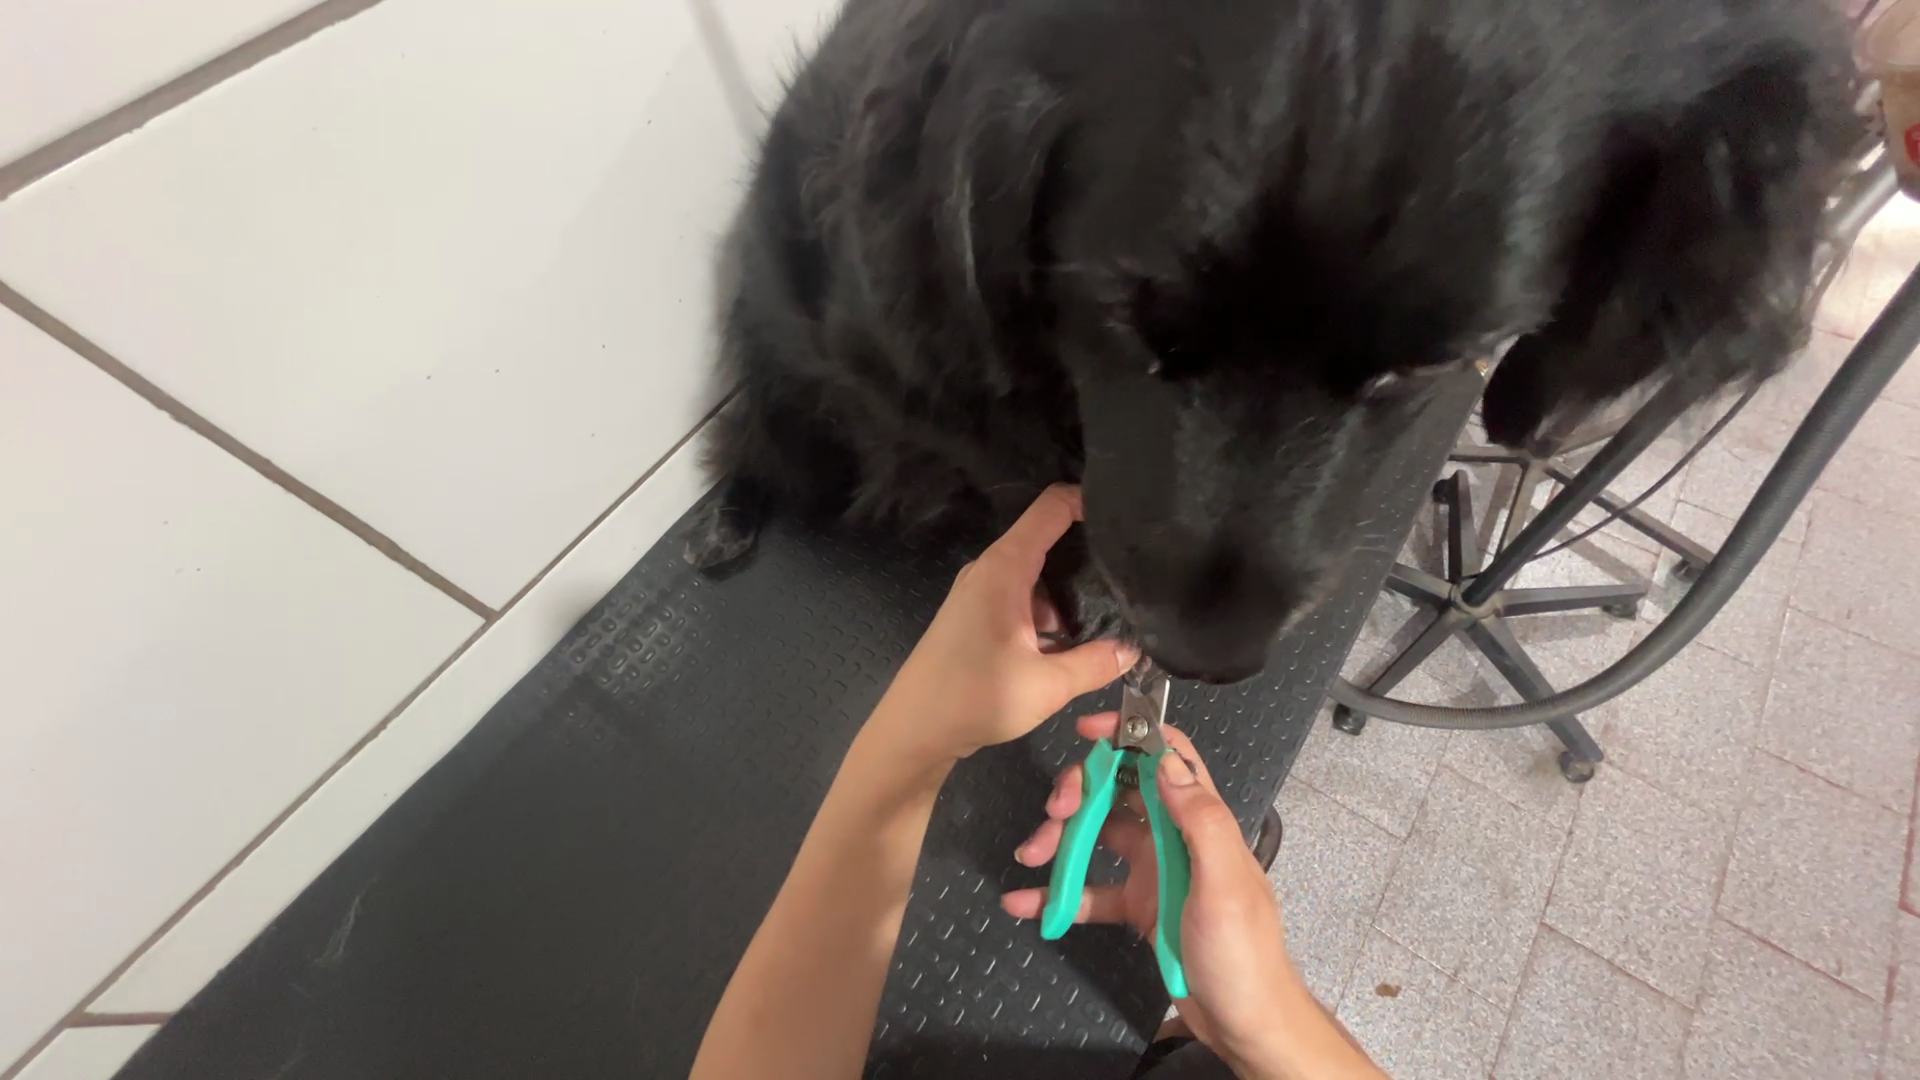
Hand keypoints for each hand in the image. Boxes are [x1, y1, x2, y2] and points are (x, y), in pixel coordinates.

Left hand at [866, 485, 1138, 765]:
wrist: (914, 729)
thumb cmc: (975, 697)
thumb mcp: (1047, 685)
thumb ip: (1096, 663)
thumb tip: (1135, 650)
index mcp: (1004, 568)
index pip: (1051, 507)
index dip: (1088, 501)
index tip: (1126, 516)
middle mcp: (991, 570)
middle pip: (1047, 541)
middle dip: (1089, 554)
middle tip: (1134, 573)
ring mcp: (982, 594)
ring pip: (1037, 578)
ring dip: (1070, 594)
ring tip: (1117, 611)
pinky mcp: (978, 618)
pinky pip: (1023, 601)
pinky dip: (1050, 615)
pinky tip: (1077, 641)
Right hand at [1000, 717, 1299, 1069]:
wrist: (1246, 1029)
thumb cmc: (1242, 954)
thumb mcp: (1225, 886)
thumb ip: (1199, 820)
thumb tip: (1163, 759)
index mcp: (1199, 819)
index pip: (1167, 755)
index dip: (1130, 733)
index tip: (1086, 730)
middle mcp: (1173, 833)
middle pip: (1119, 787)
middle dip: (1081, 790)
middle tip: (1054, 812)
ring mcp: (1151, 868)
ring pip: (1097, 832)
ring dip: (1060, 838)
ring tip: (1030, 856)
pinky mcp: (1135, 904)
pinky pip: (1090, 889)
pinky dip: (1058, 891)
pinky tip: (1025, 901)